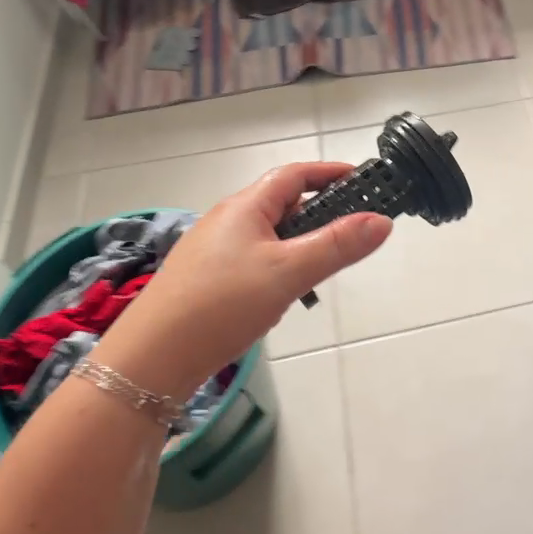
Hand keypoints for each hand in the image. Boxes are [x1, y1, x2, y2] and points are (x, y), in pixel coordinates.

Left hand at [88, 162, 391, 399]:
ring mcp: (212, 250)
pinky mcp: (204, 279)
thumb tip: (381, 220)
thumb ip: (337, 246)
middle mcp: (227, 219)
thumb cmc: (222, 304)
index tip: (364, 181)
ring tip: (321, 270)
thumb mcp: (288, 273)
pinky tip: (282, 296)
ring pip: (268, 235)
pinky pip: (252, 259)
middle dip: (319, 211)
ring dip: (299, 243)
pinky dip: (277, 265)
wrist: (151, 360)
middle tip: (352, 232)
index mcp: (245, 206)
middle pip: (281, 203)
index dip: (330, 172)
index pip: (295, 174)